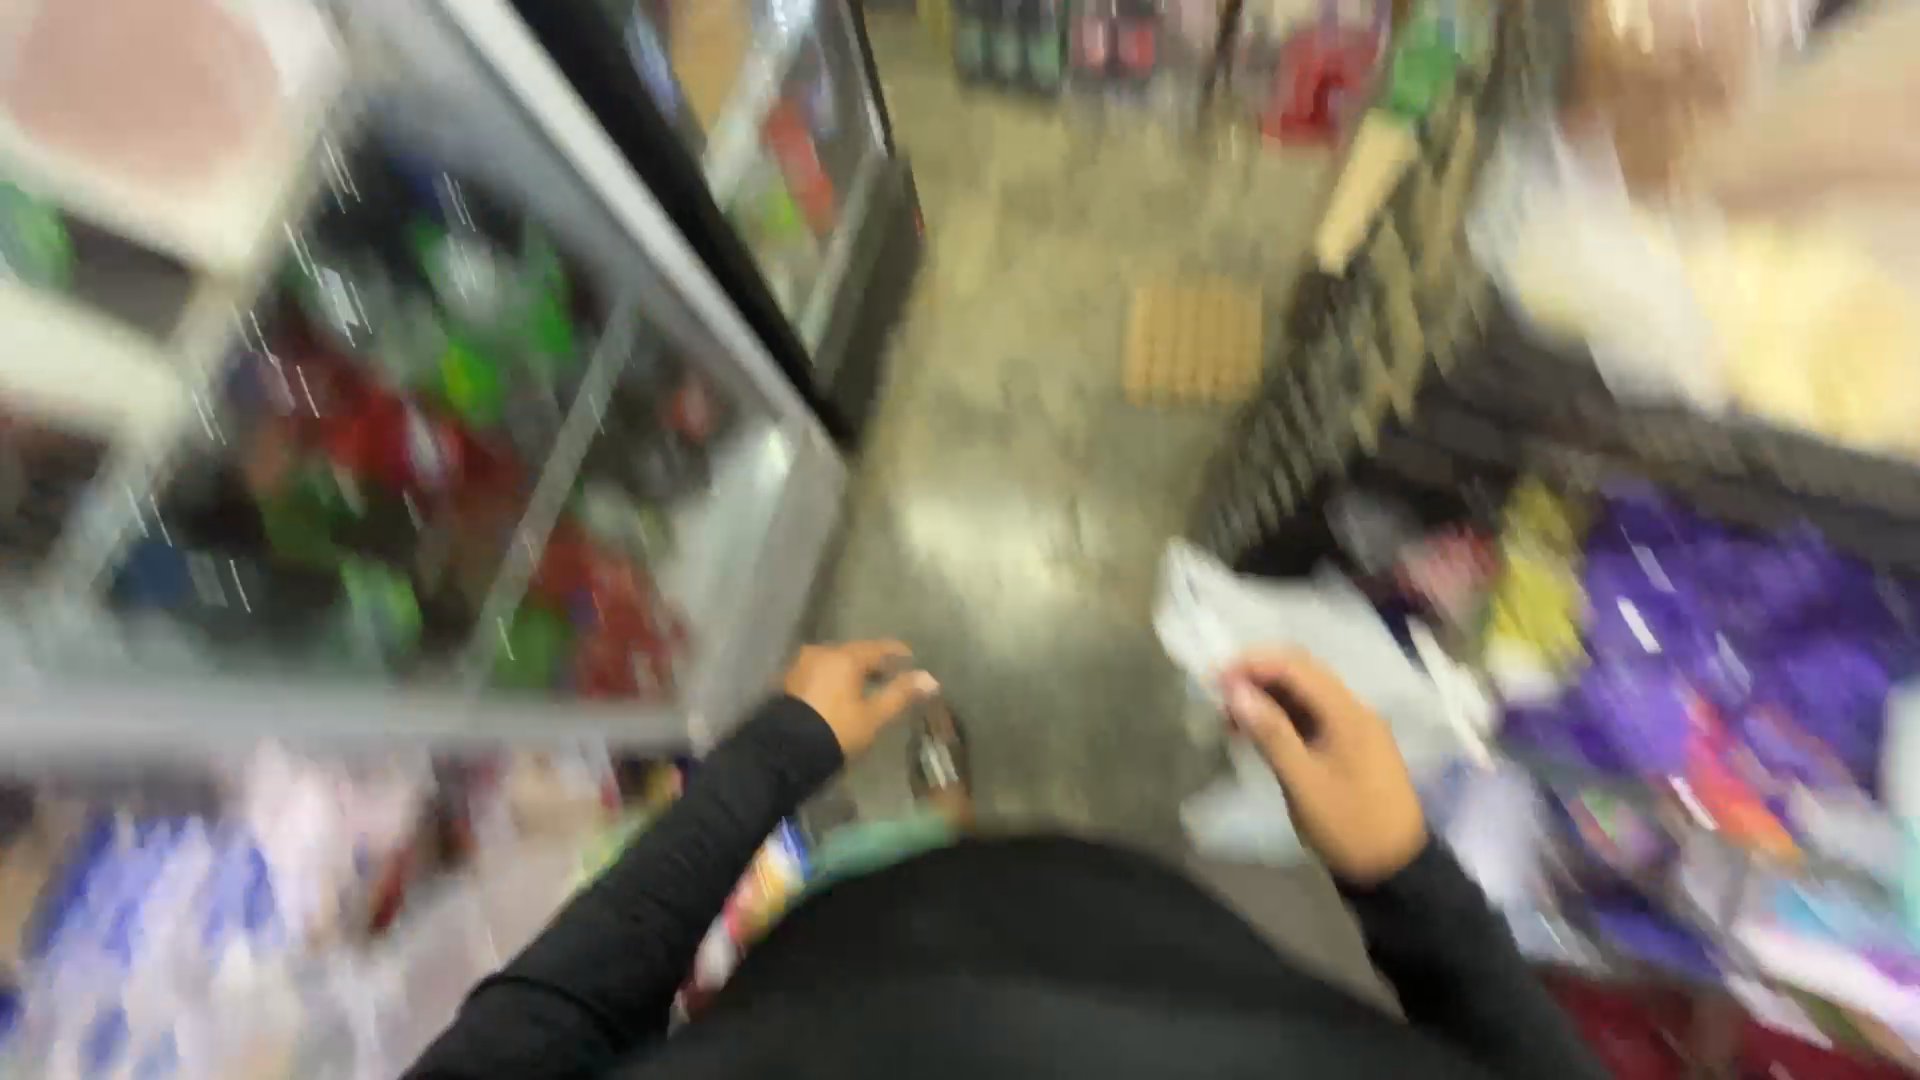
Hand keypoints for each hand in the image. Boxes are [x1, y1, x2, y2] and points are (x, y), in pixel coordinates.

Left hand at [783, 640, 938, 757]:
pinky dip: (834, 677)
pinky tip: (841, 692)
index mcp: (845, 657)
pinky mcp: (789, 680)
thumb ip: (901, 694)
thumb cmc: (836, 731)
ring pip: (835, 661)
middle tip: (890, 674)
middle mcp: (821, 652)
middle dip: (873, 662)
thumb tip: (930, 679)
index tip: (910, 657)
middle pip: (854, 652)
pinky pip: (820, 671)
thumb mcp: (873, 716)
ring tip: (866, 685)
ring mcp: (801, 664)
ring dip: (852, 670)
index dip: (897, 652)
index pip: (878, 648)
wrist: (784, 753)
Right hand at [1221, 649, 1427, 885]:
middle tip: (1217, 693)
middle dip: (1255, 676)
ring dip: (1264, 696)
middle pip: (1299, 673)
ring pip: (1301, 693)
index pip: (1295, 667)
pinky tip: (1252, 731)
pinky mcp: (1345, 744)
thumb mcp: (1302, 782)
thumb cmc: (1348, 826)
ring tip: (1228, 716)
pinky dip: (1277, 715)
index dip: (1252, 665)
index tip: (1215, 679)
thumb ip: (1269, 732)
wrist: (1395, 872)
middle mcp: (1352, 710)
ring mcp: (1351, 727)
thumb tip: (1234, 691)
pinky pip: (1307, 715)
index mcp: (1348, 713)